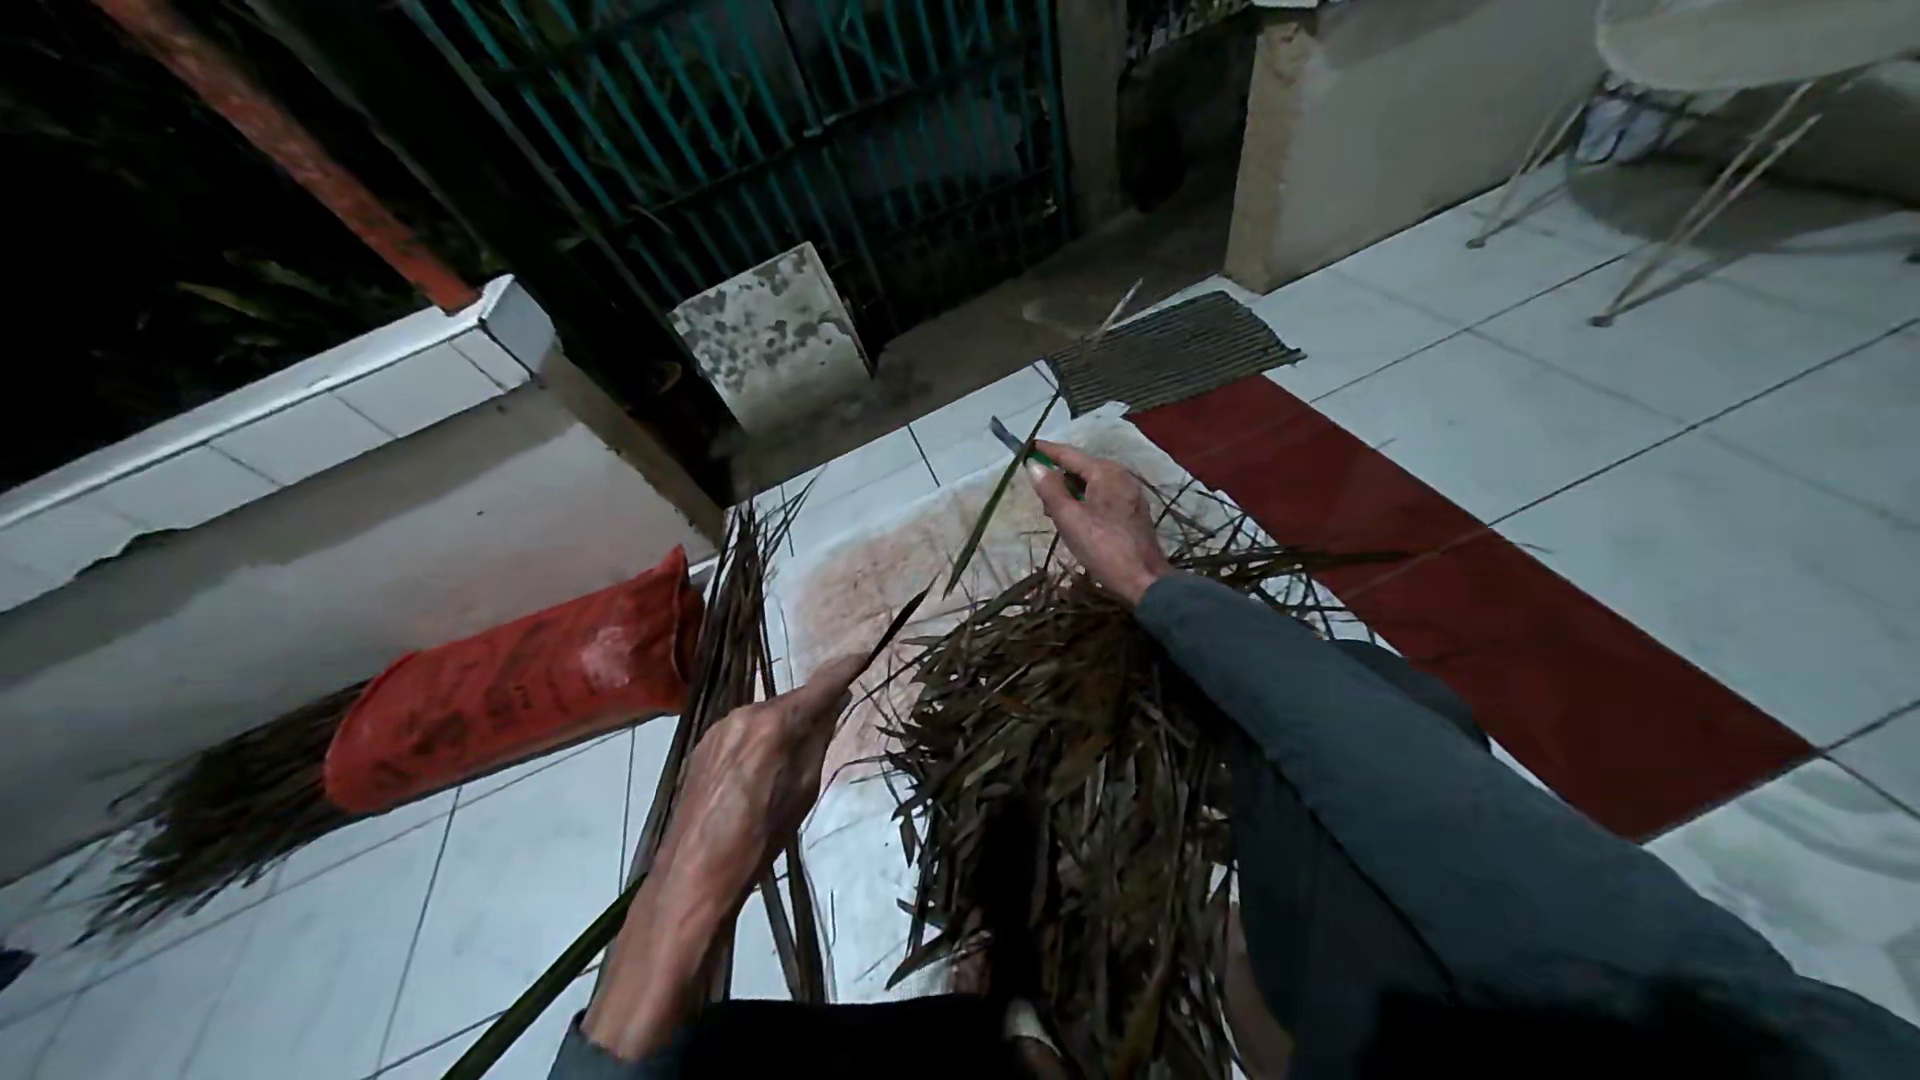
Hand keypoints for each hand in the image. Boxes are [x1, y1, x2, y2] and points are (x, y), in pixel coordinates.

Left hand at [651, 653, 865, 912]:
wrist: (692, 876)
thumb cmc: (760, 840)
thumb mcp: (804, 790)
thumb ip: (818, 740)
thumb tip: (834, 704)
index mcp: (772, 724)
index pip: (819, 687)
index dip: (845, 669)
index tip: (864, 654)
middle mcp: (743, 714)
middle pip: (790, 701)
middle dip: (812, 706)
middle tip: (833, 721)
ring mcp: (718, 728)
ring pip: (766, 714)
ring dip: (785, 724)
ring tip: (794, 756)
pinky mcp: (703, 745)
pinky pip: (745, 730)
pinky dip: (762, 737)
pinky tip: (763, 767)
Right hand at [1027, 441, 1172, 606]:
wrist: (1143, 579)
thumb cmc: (1103, 547)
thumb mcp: (1069, 518)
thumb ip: (1050, 489)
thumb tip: (1034, 465)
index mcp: (1105, 472)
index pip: (1069, 453)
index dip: (1046, 450)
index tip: (1026, 447)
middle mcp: (1120, 475)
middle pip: (1081, 467)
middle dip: (1058, 476)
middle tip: (1039, 494)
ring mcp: (1129, 492)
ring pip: (1091, 483)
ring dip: (1070, 492)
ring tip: (1053, 512)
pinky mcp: (1132, 510)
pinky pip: (1102, 496)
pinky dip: (1084, 501)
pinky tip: (1075, 519)